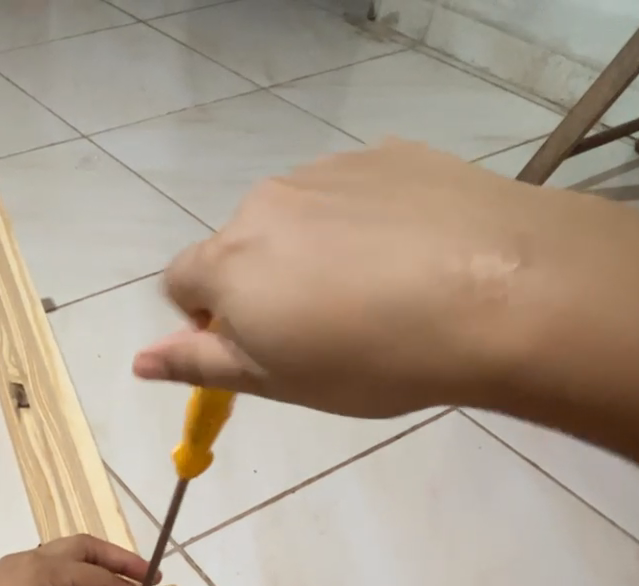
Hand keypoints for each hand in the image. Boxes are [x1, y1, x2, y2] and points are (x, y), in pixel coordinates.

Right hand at [133, 137, 572, 417]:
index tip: (256, 344)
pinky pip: (349, 192)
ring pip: (293, 217)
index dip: (207, 319)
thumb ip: (200, 364)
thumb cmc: (370, 357)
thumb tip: (140, 360)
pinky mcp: (387, 153)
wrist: (499, 291)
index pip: (179, 282)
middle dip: (259, 282)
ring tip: (373, 291)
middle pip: (237, 246)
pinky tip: (406, 255)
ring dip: (309, 250)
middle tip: (319, 327)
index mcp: (228, 261)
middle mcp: (265, 203)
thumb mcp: (275, 379)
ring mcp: (328, 169)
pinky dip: (359, 222)